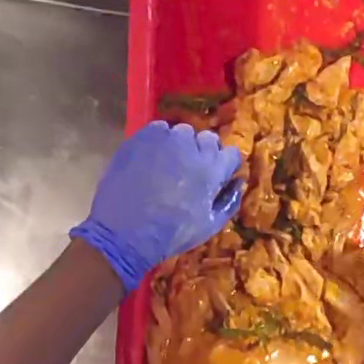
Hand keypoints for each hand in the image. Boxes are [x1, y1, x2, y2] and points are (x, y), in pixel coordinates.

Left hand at [71, 121, 243, 291]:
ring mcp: (166, 139)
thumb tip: (238, 183)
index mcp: (212, 170)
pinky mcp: (142, 137)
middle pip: (208, 139)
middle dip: (204, 153)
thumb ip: (229, 201)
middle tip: (191, 172)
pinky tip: (151, 160)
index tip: (217, 176)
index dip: (225, 165)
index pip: (231, 153)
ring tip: (169, 165)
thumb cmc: (172, 234)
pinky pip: (159, 130)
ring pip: (183, 133)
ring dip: (181, 146)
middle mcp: (192, 148)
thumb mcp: (210, 226)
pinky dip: (160, 141)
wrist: (125, 233)